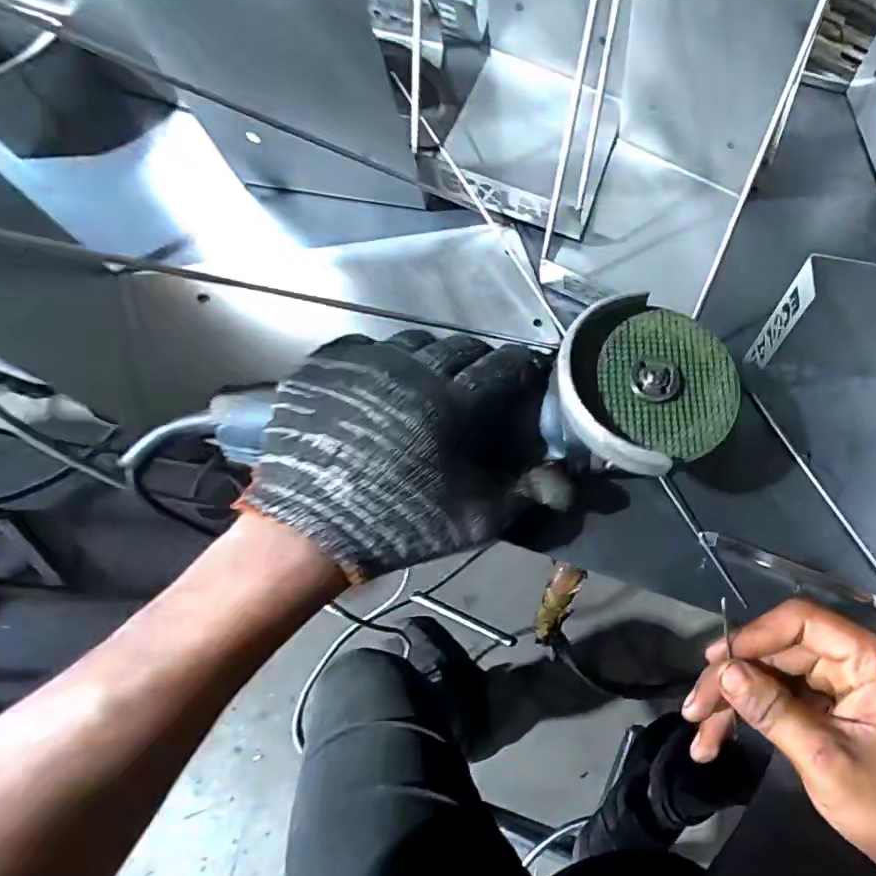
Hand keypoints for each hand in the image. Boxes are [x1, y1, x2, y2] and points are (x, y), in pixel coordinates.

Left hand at [239, 331, 569, 580]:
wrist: (309, 534)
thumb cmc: (404, 525)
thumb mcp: (478, 519)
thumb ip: (528, 492)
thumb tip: (565, 476)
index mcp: (451, 405)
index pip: (501, 365)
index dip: (522, 365)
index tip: (530, 371)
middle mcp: (410, 372)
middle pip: (460, 347)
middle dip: (480, 361)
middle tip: (484, 384)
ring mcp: (363, 366)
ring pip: (414, 341)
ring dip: (434, 357)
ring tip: (435, 381)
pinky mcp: (323, 369)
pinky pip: (365, 346)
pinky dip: (383, 359)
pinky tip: (387, 383)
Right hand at [682, 599, 875, 871]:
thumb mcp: (825, 760)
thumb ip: (775, 712)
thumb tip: (726, 672)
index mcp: (869, 659)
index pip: (804, 621)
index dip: (756, 635)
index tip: (716, 660)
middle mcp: (852, 659)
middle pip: (780, 646)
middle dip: (735, 674)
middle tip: (695, 707)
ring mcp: (837, 681)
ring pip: (772, 671)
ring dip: (734, 698)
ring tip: (700, 734)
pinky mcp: (824, 703)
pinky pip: (778, 694)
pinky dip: (748, 713)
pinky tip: (716, 738)